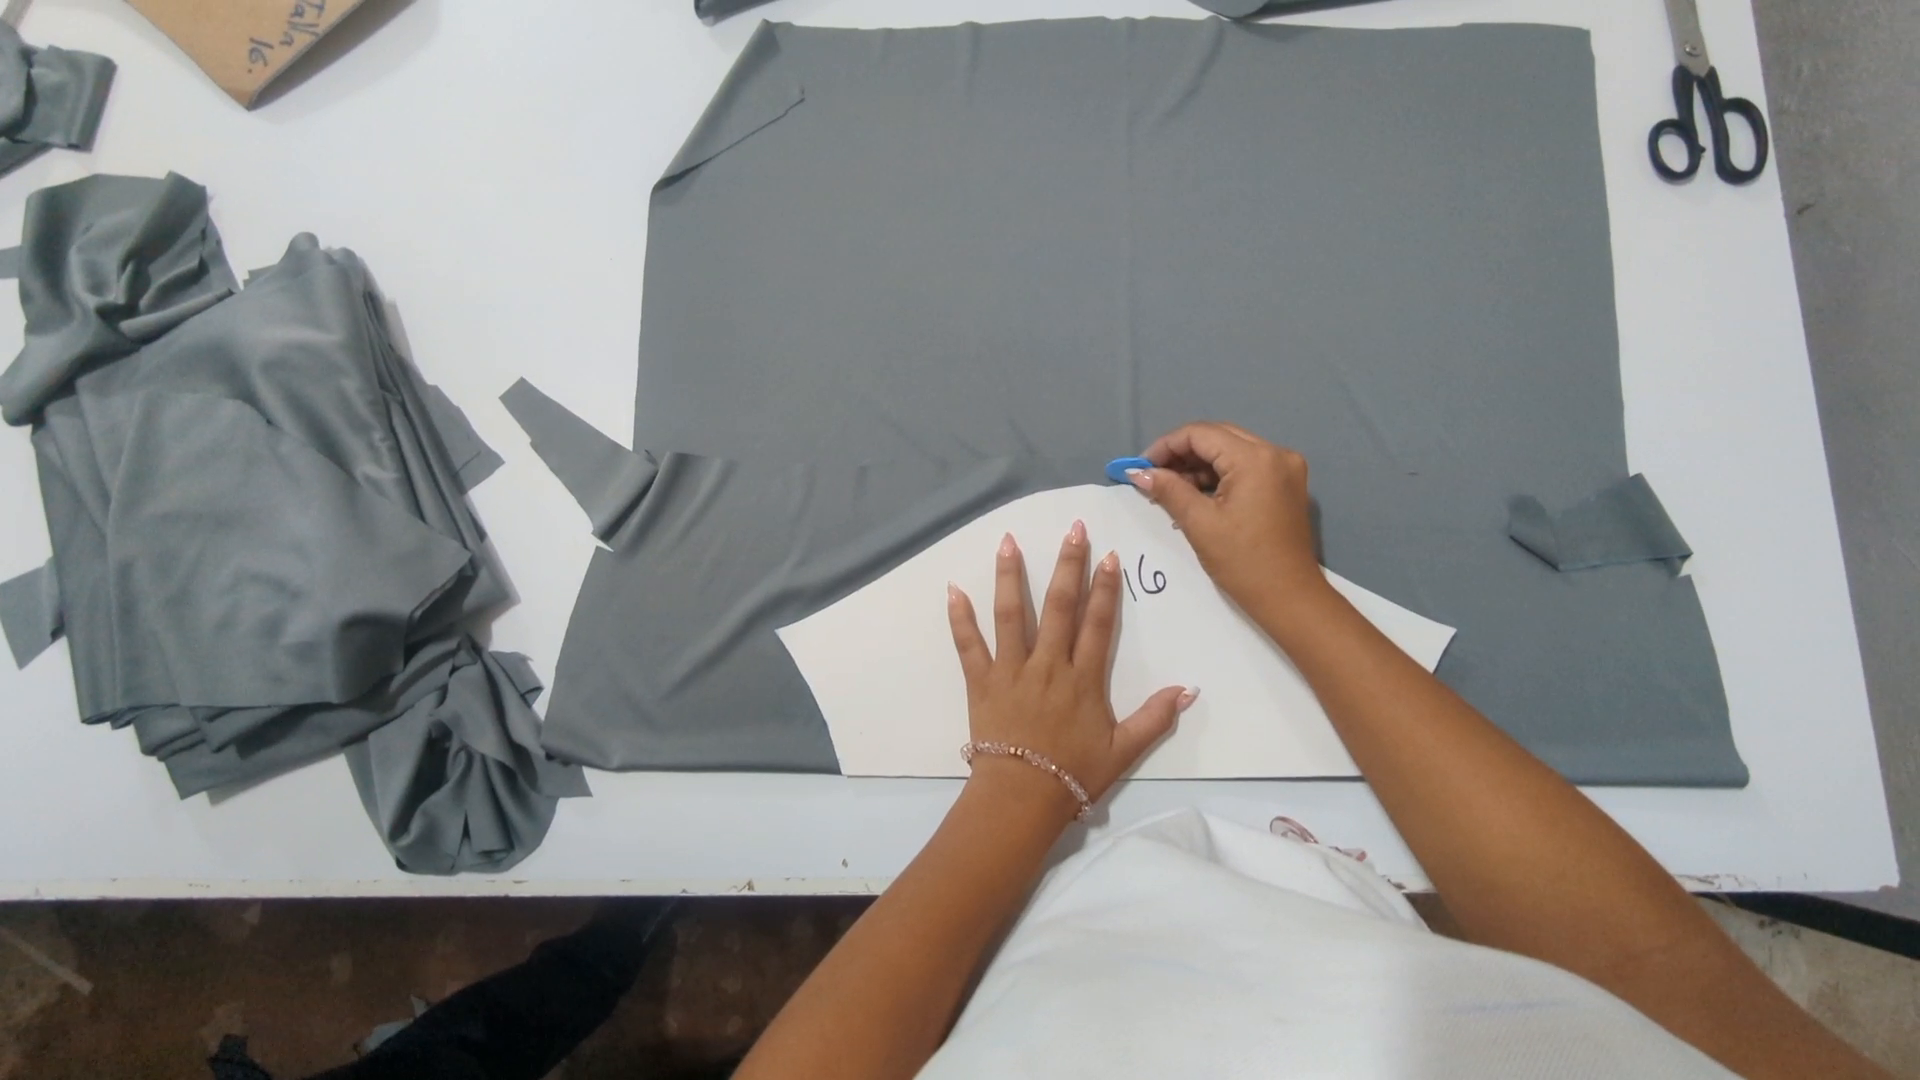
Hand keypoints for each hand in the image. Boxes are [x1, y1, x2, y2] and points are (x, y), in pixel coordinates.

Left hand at [947, 522, 1195, 816]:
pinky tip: (953, 588)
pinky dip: (959, 617)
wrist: (1021, 797)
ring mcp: (1011, 670)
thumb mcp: (1123, 751)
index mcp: (1083, 678)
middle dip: (1067, 565)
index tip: (1108, 555)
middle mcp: (1048, 664)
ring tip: (1009, 541)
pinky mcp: (980, 681)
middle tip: (1072, 529)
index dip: (1105, 588)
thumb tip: (1189, 689)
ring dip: (1011, 576)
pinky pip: (968, 645)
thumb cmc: (1073, 775)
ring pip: (1011, 614)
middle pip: (1058, 606)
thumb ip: (1156, 718)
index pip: (1098, 623)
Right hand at [1129, 422, 1333, 626]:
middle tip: (1152, 475)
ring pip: (1231, 450)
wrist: (1289, 597)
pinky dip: (1219, 475)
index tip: (1140, 468)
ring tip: (1169, 487)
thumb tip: (1139, 473)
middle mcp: (1275, 453)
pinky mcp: (1286, 484)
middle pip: (1217, 436)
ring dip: (1199, 464)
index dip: (1165, 446)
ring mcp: (1284, 468)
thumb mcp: (1199, 524)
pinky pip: (1245, 466)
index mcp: (1255, 458)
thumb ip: (1168, 490)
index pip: (1201, 434)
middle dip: (1181, 452)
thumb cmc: (1243, 561)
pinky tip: (1195, 493)